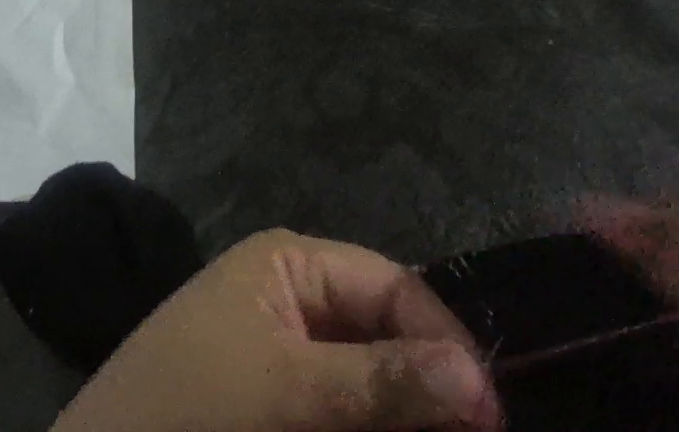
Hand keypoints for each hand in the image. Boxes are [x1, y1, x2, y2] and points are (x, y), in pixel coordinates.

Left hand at [49, 229, 502, 431]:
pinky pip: (338, 405)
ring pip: (367, 378)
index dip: (444, 340)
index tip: (490, 411)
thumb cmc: (188, 408)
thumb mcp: (286, 391)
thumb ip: (380, 383)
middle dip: (427, 387)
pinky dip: (366, 422)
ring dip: (401, 412)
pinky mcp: (275, 398)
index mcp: (289, 263)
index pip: (391, 285)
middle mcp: (291, 296)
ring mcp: (282, 352)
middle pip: (384, 333)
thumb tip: (478, 378)